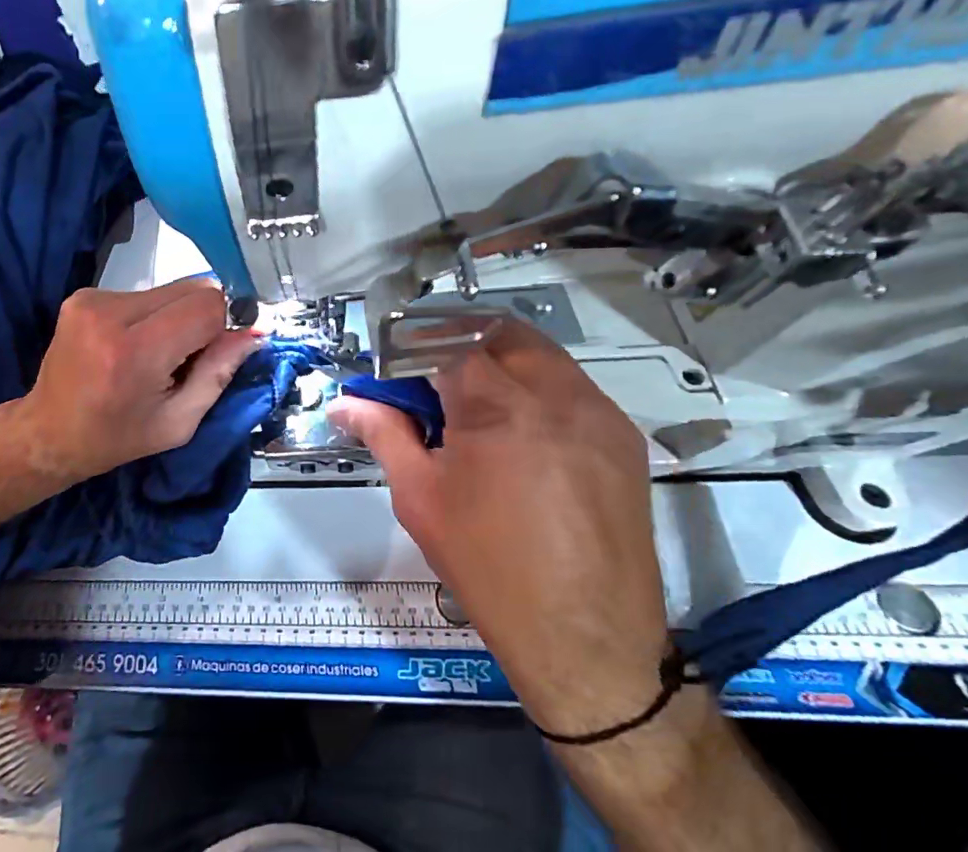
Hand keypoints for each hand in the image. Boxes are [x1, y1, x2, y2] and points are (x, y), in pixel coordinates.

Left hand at [6, 277, 264, 486]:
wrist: (48, 432)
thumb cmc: (117, 438)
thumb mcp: (179, 422)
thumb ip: (219, 373)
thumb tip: (256, 332)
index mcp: (134, 352)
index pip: (207, 306)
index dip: (224, 325)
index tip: (221, 350)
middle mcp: (109, 313)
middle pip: (192, 288)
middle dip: (204, 317)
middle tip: (190, 355)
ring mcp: (93, 299)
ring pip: (171, 288)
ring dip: (179, 315)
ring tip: (160, 352)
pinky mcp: (85, 294)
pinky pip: (146, 292)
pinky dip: (155, 313)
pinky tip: (137, 343)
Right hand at [330, 321, 666, 736]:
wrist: (585, 636)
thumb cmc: (489, 567)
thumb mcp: (420, 499)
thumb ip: (384, 435)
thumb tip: (345, 403)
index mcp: (498, 407)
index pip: (446, 342)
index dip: (414, 354)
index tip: (397, 381)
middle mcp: (555, 393)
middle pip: (499, 331)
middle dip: (459, 344)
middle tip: (434, 385)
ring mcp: (597, 410)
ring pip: (540, 352)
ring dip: (500, 362)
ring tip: (477, 409)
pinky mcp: (623, 434)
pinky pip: (572, 385)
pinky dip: (537, 389)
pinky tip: (521, 434)